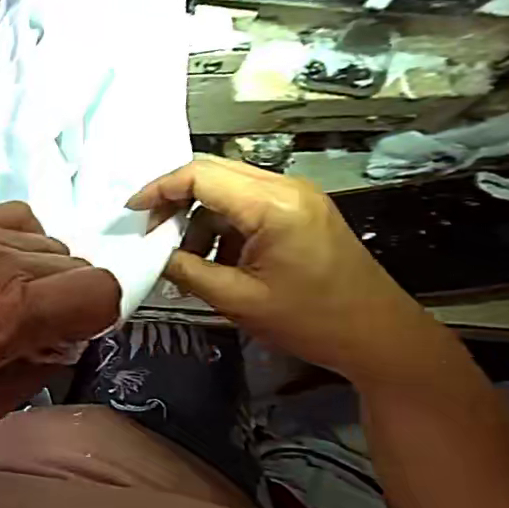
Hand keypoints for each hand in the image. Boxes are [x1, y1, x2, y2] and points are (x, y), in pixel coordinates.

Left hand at [0, 202, 120, 433]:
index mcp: (9, 311)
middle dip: (70, 302)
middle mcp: (0, 262)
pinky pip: (21, 218)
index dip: (97, 320)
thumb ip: (34, 379)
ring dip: (47, 276)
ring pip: (54, 245)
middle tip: (31, 330)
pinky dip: (25, 242)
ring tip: (8, 302)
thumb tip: (64, 348)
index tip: (66, 340)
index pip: (102, 291)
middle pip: (81, 267)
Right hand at [127, 155, 458, 387]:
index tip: (131, 213)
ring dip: (196, 214)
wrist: (378, 335)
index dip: (158, 189)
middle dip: (173, 198)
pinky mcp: (300, 210)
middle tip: (150, 233)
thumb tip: (151, 254)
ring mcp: (297, 196)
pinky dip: (219, 223)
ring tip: (183, 255)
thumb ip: (186, 270)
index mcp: (273, 205)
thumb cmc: (309, 320)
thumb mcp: (236, 300)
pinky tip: (212, 256)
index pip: (200, 175)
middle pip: (212, 171)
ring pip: (226, 187)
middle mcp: (286, 188)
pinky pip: (245, 203)